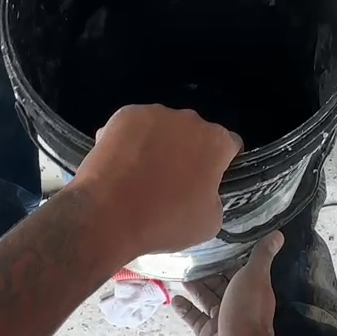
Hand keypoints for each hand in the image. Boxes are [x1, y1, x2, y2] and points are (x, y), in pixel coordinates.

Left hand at [73, 104, 240, 258]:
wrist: (106, 216)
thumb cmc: (163, 222)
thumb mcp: (209, 222)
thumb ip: (215, 196)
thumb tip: (205, 189)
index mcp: (215, 142)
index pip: (230, 145)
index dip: (222, 163)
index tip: (209, 180)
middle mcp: (190, 119)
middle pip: (196, 133)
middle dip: (189, 151)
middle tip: (172, 181)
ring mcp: (155, 113)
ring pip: (165, 127)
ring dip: (160, 144)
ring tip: (142, 174)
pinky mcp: (125, 114)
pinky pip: (136, 126)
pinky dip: (132, 140)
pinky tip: (123, 165)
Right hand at [174, 231, 281, 335]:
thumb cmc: (247, 311)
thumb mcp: (254, 276)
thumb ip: (262, 255)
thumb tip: (279, 234)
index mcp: (251, 287)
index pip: (237, 267)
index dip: (226, 256)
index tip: (211, 241)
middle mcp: (237, 302)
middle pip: (219, 282)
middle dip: (207, 270)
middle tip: (188, 255)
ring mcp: (221, 320)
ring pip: (206, 298)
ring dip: (195, 287)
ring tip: (179, 272)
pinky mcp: (207, 334)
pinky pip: (194, 318)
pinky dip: (185, 309)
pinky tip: (174, 299)